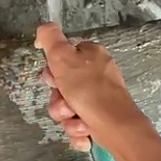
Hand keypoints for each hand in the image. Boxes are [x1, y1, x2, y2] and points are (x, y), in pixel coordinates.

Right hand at [36, 23, 152, 151]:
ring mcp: (99, 98)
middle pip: (61, 87)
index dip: (53, 73)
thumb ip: (50, 38)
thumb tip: (44, 28)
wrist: (117, 128)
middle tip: (66, 104)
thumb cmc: (90, 91)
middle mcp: (96, 74)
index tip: (55, 80)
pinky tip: (84, 132)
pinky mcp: (100, 119)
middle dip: (58, 101)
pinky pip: (77, 124)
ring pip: (66, 107)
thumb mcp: (64, 57)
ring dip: (67, 118)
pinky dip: (77, 130)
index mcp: (91, 55)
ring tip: (78, 120)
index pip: (61, 59)